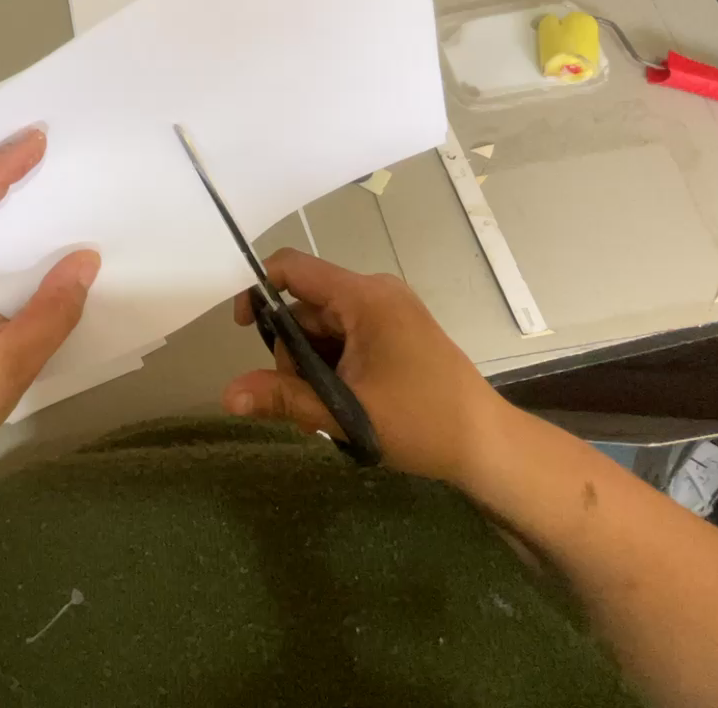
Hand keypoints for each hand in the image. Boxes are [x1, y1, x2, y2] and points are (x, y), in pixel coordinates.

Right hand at [223, 249, 509, 484]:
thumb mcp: (345, 414)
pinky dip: (331, 364)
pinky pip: (342, 334)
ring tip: (330, 409)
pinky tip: (345, 399)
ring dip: (311, 365)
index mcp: (364, 298)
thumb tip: (226, 396)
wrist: (491, 448)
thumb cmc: (423, 424)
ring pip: (319, 326)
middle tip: (303, 400)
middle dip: (291, 352)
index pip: (291, 269)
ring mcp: (386, 309)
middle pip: (303, 307)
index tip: (243, 329)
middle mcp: (374, 292)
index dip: (257, 290)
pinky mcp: (393, 328)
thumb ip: (282, 398)